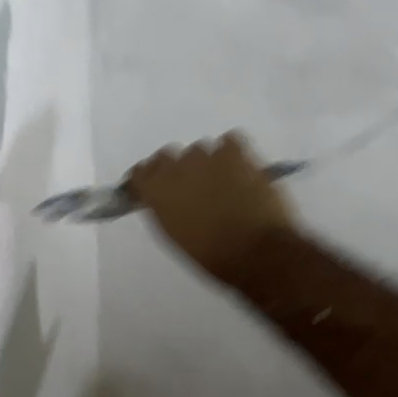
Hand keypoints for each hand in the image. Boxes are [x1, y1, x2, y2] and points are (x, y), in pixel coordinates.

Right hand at [124, 130, 296, 280]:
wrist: (258, 253)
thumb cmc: (213, 255)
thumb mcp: (174, 236)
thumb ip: (161, 208)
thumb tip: (157, 197)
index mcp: (156, 191)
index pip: (140, 172)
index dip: (147, 179)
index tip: (152, 188)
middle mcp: (176, 167)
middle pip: (167, 156)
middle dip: (177, 170)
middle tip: (192, 189)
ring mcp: (206, 156)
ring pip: (199, 150)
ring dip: (206, 164)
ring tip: (222, 183)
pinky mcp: (236, 151)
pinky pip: (229, 141)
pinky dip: (232, 152)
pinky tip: (239, 168)